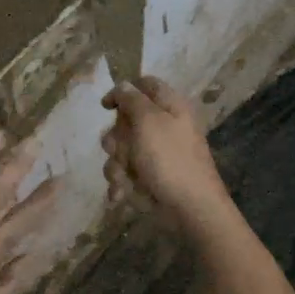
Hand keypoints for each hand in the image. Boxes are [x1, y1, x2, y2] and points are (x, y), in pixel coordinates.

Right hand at [100, 77, 231, 229]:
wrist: (189, 208)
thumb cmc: (170, 160)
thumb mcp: (149, 122)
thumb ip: (132, 100)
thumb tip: (123, 86)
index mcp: (169, 107)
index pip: (144, 85)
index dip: (123, 92)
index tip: (106, 107)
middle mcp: (163, 127)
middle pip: (126, 121)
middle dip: (117, 139)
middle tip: (121, 150)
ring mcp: (156, 154)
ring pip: (121, 150)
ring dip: (116, 165)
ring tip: (124, 178)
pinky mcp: (149, 176)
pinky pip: (124, 173)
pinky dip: (121, 183)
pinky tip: (121, 194)